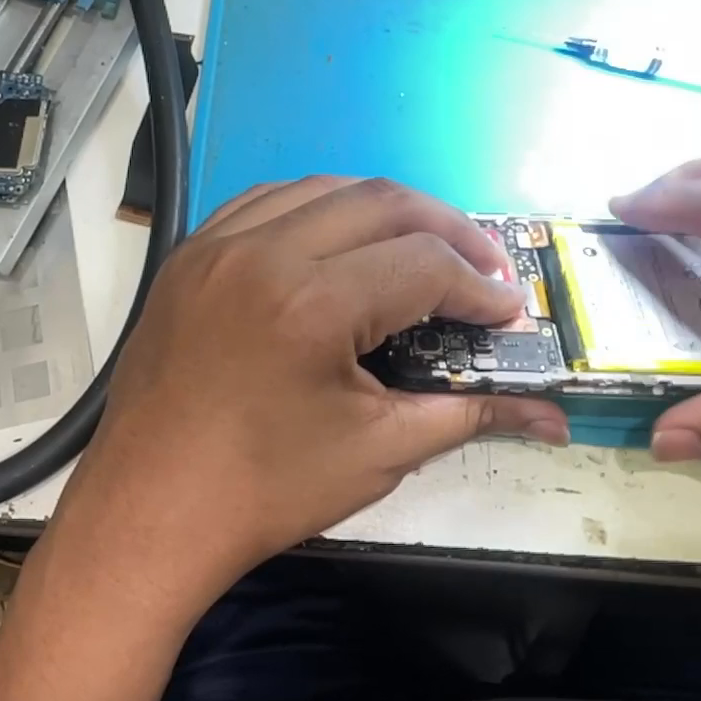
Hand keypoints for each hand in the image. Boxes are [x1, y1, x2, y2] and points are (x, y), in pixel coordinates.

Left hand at [53, 177, 569, 596]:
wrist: (149, 512)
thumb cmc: (264, 492)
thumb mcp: (378, 453)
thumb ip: (468, 414)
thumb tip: (551, 415)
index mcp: (312, 302)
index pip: (423, 263)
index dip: (479, 286)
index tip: (507, 311)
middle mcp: (261, 252)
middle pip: (380, 200)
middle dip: (447, 228)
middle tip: (481, 268)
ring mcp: (215, 246)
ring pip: (320, 189)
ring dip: (380, 210)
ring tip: (417, 249)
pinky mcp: (187, 256)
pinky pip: (262, 203)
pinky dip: (314, 211)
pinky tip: (334, 242)